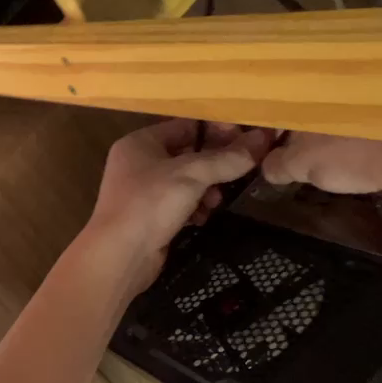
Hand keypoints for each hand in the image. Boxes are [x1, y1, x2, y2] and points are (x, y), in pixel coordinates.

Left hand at [86, 119, 272, 289]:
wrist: (118, 257)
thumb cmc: (149, 205)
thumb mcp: (191, 175)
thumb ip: (227, 158)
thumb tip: (262, 139)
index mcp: (140, 142)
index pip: (186, 125)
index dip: (217, 131)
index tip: (246, 141)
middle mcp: (138, 164)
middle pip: (188, 155)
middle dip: (214, 166)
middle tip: (236, 174)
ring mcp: (141, 193)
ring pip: (185, 182)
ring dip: (206, 190)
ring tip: (214, 202)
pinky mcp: (148, 218)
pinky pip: (178, 205)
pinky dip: (193, 209)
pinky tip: (201, 219)